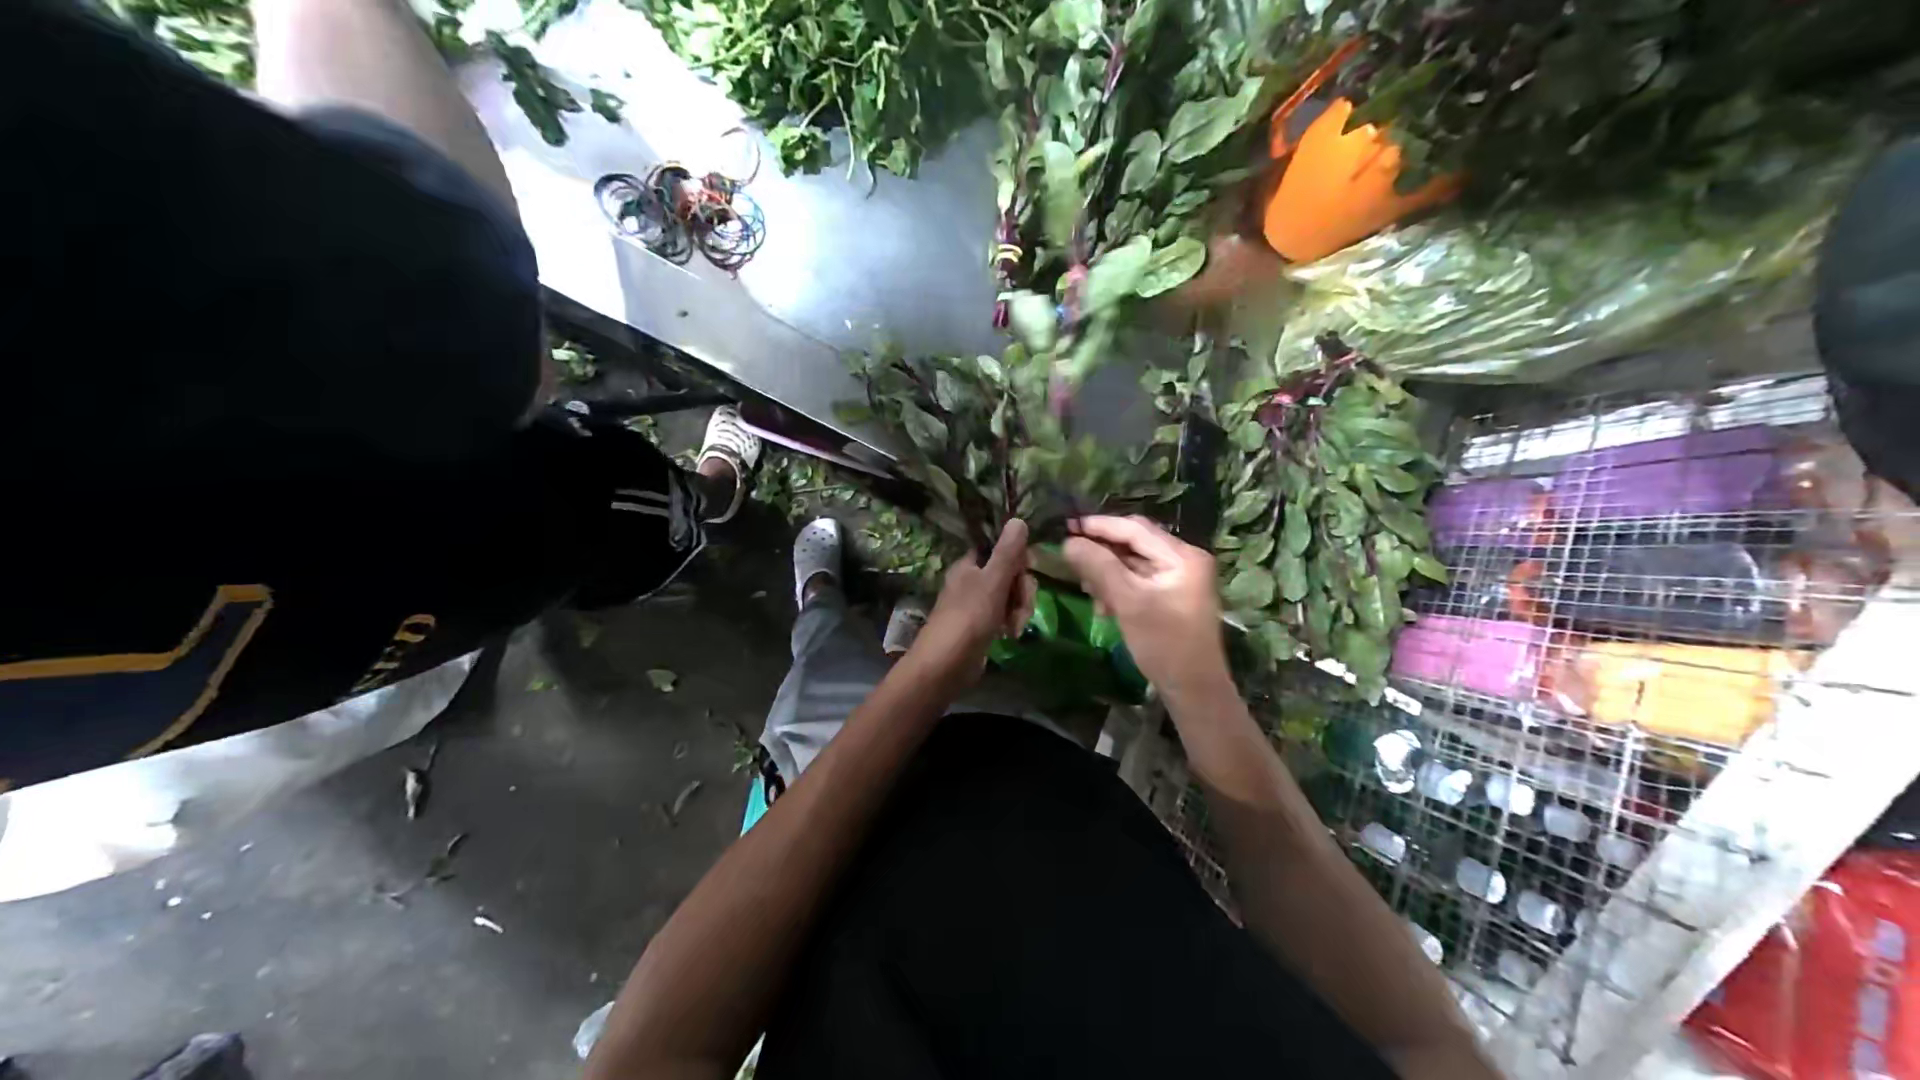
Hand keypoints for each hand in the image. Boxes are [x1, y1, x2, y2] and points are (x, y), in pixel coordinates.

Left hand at [907, 519, 1036, 690]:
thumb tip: (1018, 519)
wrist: (946, 664)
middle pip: (1008, 574)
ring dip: (1018, 609)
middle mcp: (971, 581)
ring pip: (1009, 596)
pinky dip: (1010, 623)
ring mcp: (975, 605)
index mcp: (969, 565)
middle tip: (1021, 607)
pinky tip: (1010, 635)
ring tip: (1014, 627)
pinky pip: (1004, 615)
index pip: (999, 549)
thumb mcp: (992, 581)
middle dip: (1021, 590)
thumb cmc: (968, 617)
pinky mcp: (981, 626)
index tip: (1028, 571)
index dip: (1018, 559)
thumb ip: (1008, 552)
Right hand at [1063, 515, 1230, 698]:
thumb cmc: (1164, 643)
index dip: (1099, 526)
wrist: (1193, 690)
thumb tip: (1068, 541)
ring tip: (1084, 585)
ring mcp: (1180, 579)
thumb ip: (1098, 567)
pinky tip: (1101, 602)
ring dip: (1107, 571)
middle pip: (1135, 543)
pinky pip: (1139, 581)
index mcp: (1183, 556)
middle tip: (1070, 555)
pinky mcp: (1172, 597)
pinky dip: (1118, 587)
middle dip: (1102, 550)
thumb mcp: (1128, 602)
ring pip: (1134, 563)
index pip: (1135, 529)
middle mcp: (1185, 560)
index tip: (1067, 526)